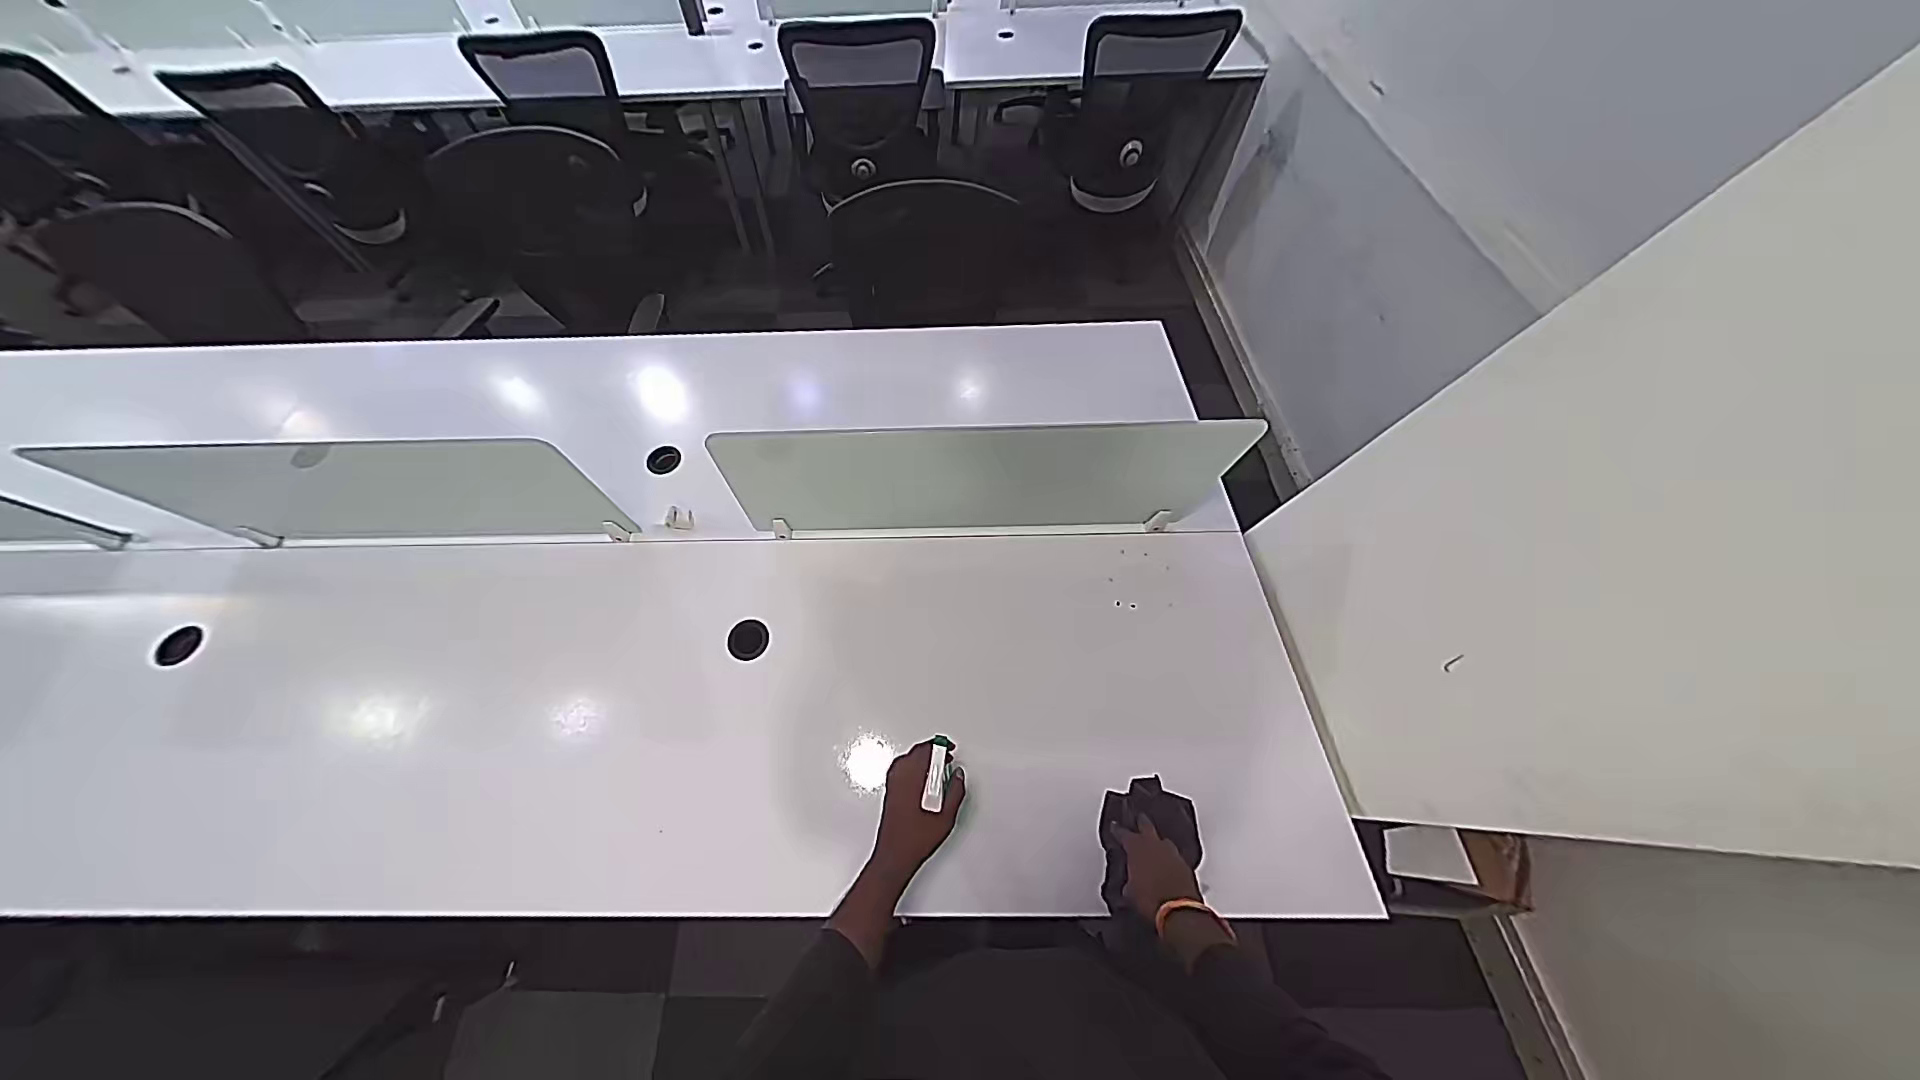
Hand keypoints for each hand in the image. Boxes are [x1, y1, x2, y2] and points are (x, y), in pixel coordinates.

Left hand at [870, 739, 967, 878]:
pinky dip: (913, 765)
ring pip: (907, 759)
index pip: (925, 749)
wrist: (894, 856)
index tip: (948, 746)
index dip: (939, 744)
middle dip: (932, 750)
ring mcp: (892, 784)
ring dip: (922, 757)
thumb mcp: (946, 817)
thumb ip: (955, 791)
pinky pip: (901, 768)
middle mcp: (899, 777)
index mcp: (912, 778)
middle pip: (915, 752)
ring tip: (937, 765)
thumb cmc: (915, 839)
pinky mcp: (890, 791)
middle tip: (946, 754)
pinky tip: (923, 775)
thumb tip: (958, 775)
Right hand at [1114, 815, 1201, 920]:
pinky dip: (1169, 857)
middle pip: (1146, 825)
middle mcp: (1154, 845)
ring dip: (1157, 841)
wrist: (1178, 912)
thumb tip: (1130, 884)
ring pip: (1163, 839)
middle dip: (1141, 821)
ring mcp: (1172, 853)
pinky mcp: (1185, 864)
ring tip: (1154, 843)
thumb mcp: (1129, 892)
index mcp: (1136, 848)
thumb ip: (1128, 881)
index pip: (1123, 833)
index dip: (1117, 829)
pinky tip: (1168, 862)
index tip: (1115, 826)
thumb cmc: (1151, 900)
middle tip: (1138, 819)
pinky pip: (1175, 855)